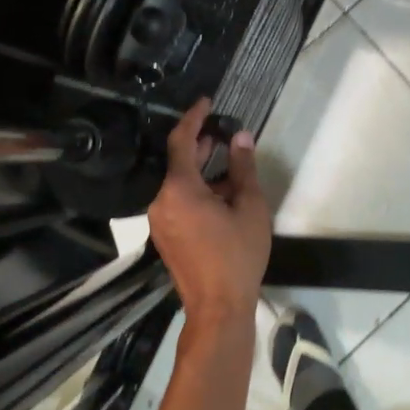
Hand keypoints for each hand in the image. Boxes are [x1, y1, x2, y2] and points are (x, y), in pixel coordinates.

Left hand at [147, 98, 271, 329]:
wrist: (218, 308)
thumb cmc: (238, 256)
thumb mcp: (249, 207)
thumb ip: (243, 168)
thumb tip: (241, 137)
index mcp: (179, 190)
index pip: (181, 141)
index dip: (194, 117)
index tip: (207, 101)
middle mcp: (161, 201)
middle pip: (178, 162)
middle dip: (200, 145)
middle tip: (222, 131)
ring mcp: (159, 221)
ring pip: (178, 183)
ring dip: (200, 170)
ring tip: (227, 162)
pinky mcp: (164, 236)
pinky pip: (177, 201)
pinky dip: (195, 190)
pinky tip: (219, 193)